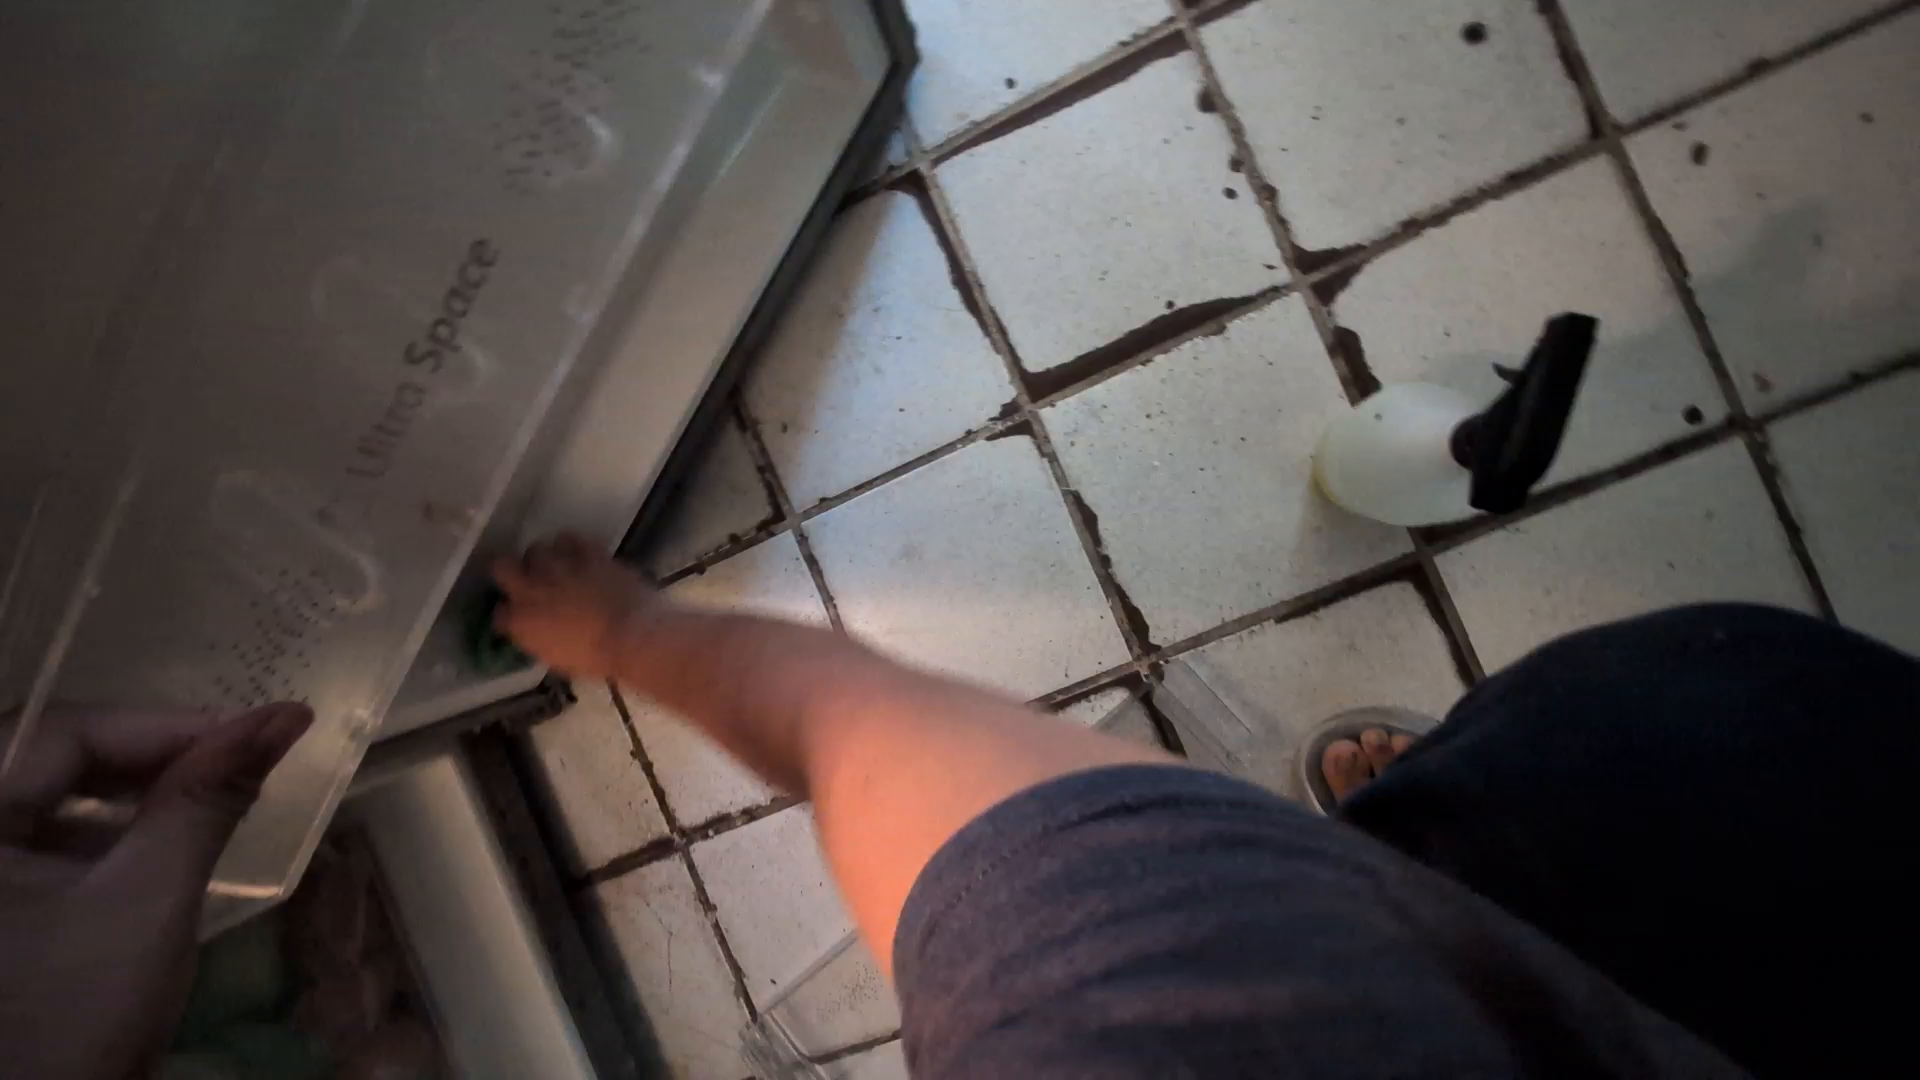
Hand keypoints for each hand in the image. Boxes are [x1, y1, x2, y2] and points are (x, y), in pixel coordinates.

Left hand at [0, 701, 310, 1079]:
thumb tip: (287, 713)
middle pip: (47, 757)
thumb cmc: (71, 1010)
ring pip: (42, 794)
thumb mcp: (151, 894)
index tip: (253, 743)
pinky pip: (32, 836)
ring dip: (132, 790)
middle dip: (150, 756)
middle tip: (236, 769)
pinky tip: (153, 849)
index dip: (163, 728)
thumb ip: (211, 794)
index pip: (60, 732)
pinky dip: (102, 829)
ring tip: (204, 807)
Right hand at [491, 533, 659, 680]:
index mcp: (521, 622)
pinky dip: (574, 545)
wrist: (632, 637)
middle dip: (511, 569)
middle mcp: (532, 590)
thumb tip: (542, 632)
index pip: (499, 612)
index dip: (509, 611)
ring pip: (537, 548)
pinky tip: (581, 553)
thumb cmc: (598, 658)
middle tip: (528, 576)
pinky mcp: (589, 556)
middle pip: (502, 567)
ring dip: (545, 556)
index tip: (519, 613)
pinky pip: (572, 539)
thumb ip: (541, 639)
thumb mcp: (558, 658)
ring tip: (558, 563)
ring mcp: (560, 569)